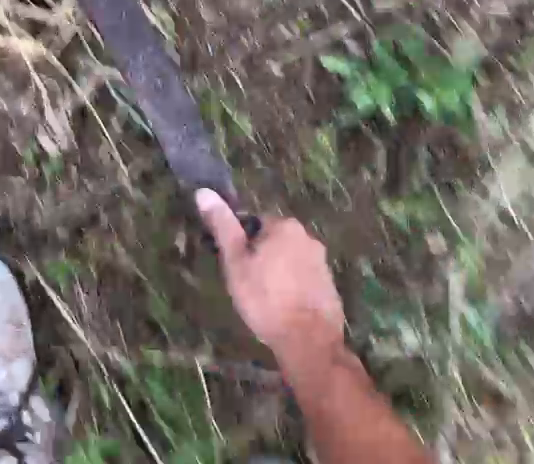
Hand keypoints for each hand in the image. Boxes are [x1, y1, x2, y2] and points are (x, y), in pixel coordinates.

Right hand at [196, 189, 346, 359]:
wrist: (309, 343)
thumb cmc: (265, 298)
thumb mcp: (235, 261)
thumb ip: (222, 226)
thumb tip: (203, 192)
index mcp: (284, 226)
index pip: (254, 223)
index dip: (241, 243)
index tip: (235, 265)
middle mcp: (307, 237)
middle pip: (273, 240)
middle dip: (260, 256)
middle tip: (246, 282)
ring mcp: (322, 263)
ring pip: (289, 259)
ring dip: (277, 272)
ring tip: (264, 298)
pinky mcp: (330, 286)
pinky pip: (303, 278)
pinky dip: (292, 287)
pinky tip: (283, 307)